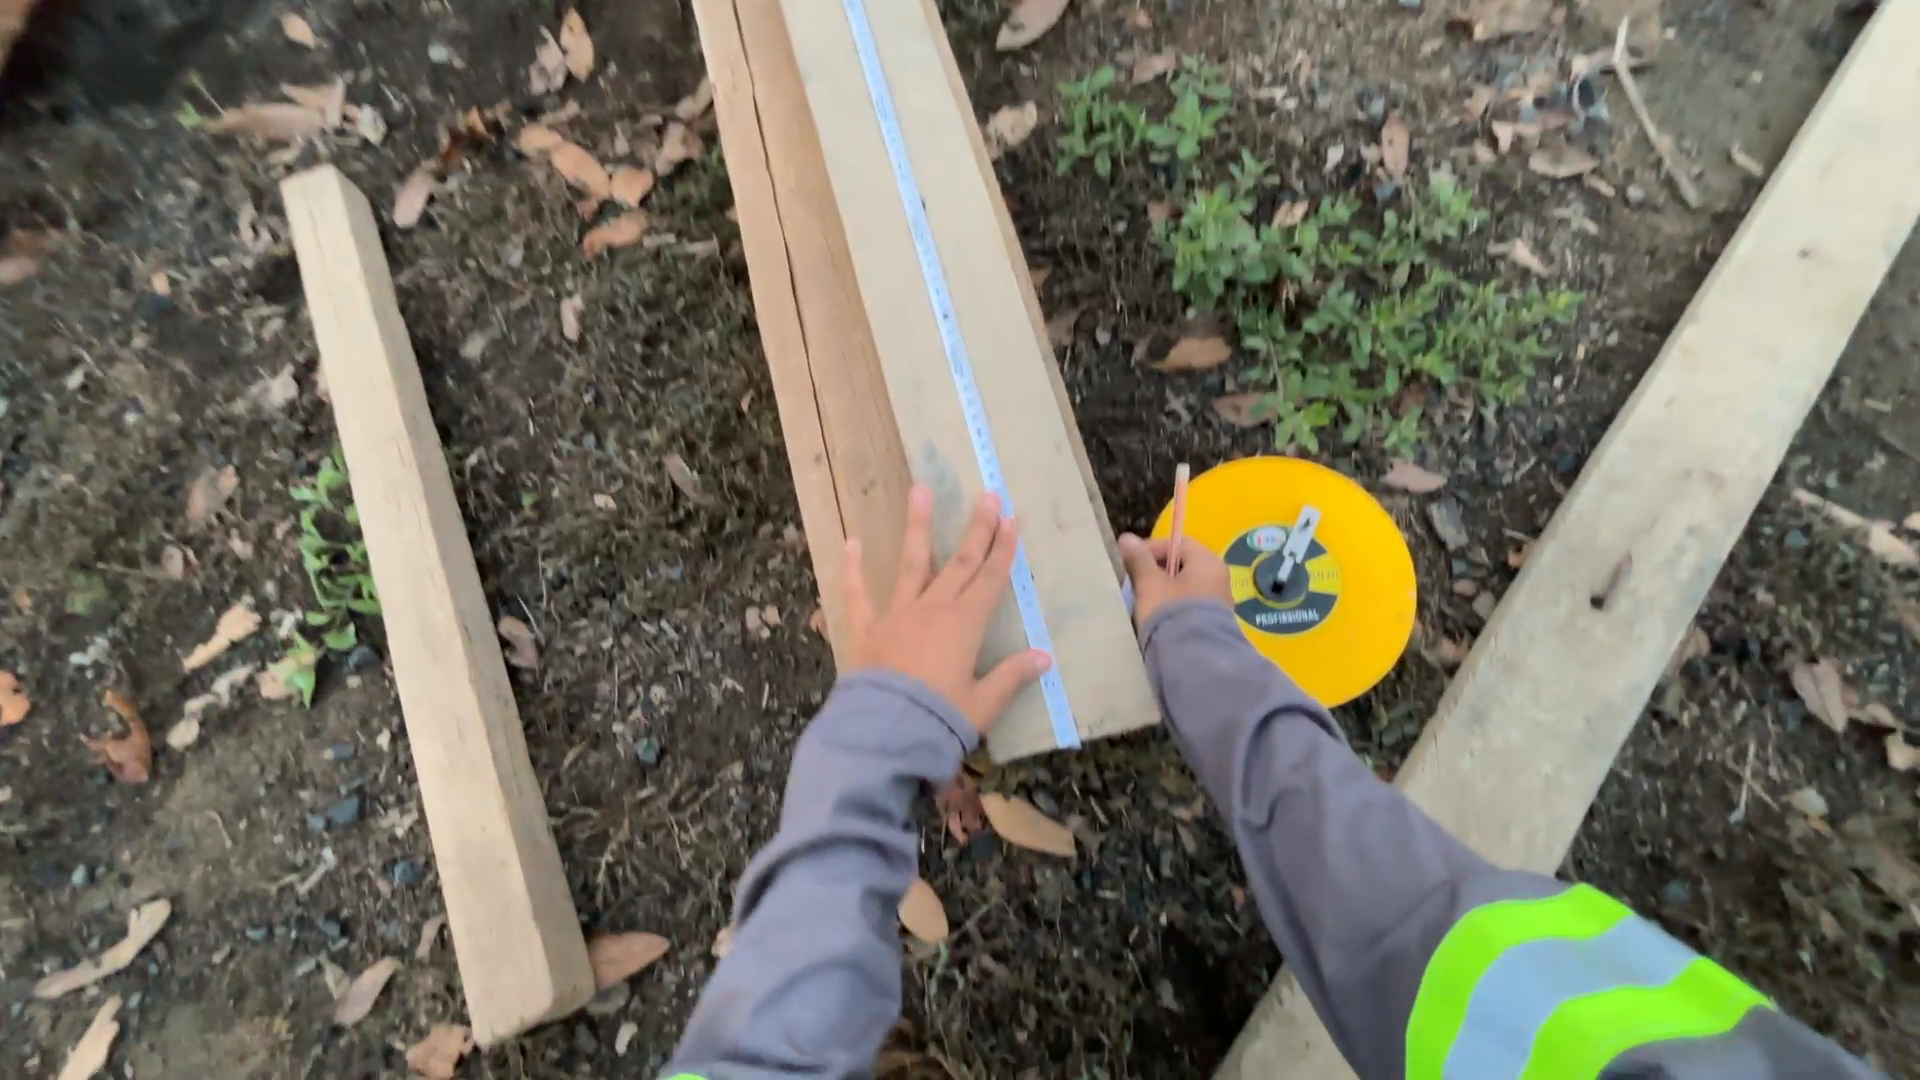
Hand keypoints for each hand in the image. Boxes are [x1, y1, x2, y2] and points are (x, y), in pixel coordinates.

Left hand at [845, 485, 1052, 734]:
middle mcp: (934, 609)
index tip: (1012, 520)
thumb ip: (1012, 676)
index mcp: (965, 624)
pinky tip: (851, 541)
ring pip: (913, 563)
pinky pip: (858, 594)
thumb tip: (1044, 657)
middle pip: (960, 562)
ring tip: (920, 490)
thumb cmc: (939, 719)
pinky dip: (853, 568)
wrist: (884, 734)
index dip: (1003, 549)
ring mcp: (898, 614)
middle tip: (988, 496)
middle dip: (977, 529)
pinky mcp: (868, 629)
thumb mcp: (983, 703)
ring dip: (918, 526)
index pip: (991, 578)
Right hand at [1118, 533, 1231, 628]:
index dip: (1151, 549)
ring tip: (1142, 602)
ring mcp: (1218, 601)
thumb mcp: (1150, 583)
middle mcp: (1218, 577)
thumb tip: (1127, 537)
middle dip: (1155, 572)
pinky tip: (1157, 618)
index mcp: (1206, 561)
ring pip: (1184, 587)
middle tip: (1134, 583)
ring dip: (1162, 591)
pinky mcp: (1213, 622)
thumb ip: (1139, 560)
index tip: (1131, 563)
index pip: (1178, 543)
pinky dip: (1172, 607)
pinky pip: (1189, 605)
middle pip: (1182, 565)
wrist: (1194, 658)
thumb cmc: (1171, 612)